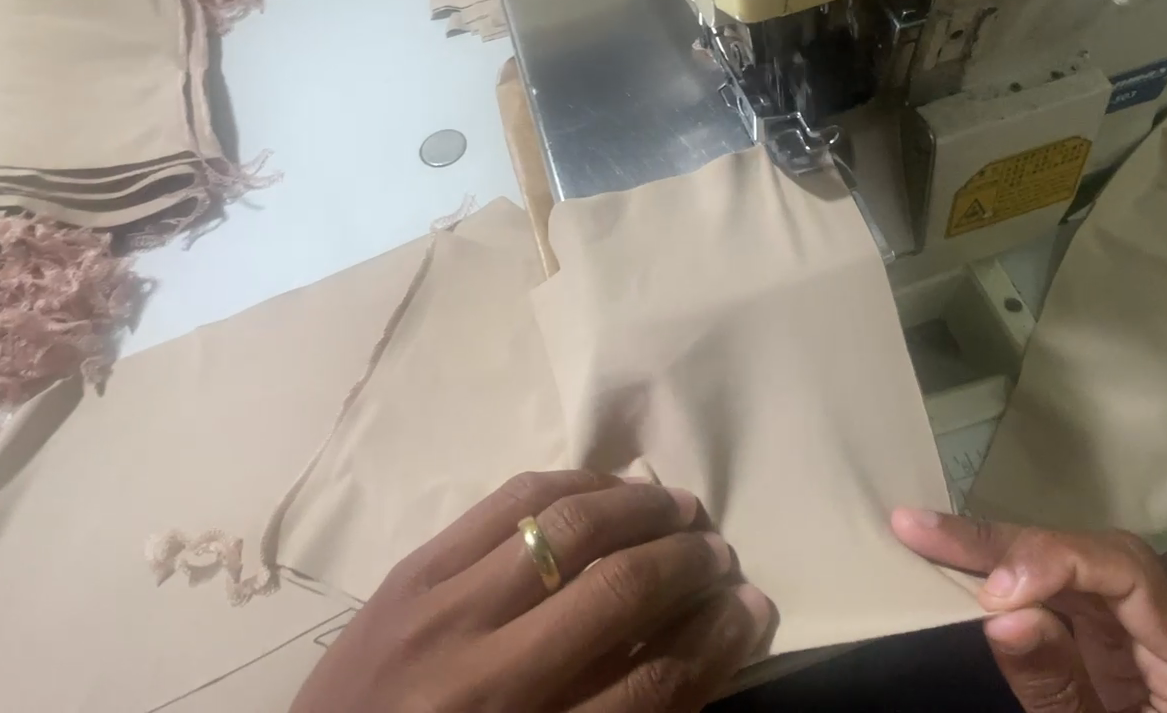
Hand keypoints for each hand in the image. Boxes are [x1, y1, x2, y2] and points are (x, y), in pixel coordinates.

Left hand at [293, 471, 772, 712]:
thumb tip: (705, 643)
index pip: (652, 684)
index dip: (717, 642)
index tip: (752, 610)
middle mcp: (486, 679)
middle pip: (616, 592)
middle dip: (686, 562)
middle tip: (719, 551)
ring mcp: (442, 610)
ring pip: (566, 526)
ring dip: (639, 507)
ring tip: (679, 504)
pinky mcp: (413, 567)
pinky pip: (509, 497)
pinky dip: (573, 482)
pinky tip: (608, 486)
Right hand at [891, 509, 1166, 712]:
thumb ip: (1058, 692)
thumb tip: (1000, 617)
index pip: (1130, 572)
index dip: (1053, 563)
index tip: (989, 593)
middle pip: (1096, 557)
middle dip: (1005, 547)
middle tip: (918, 528)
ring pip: (1080, 565)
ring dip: (1002, 556)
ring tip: (929, 537)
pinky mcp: (1143, 630)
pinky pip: (1081, 589)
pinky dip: (1024, 581)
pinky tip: (971, 565)